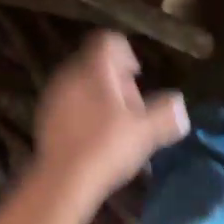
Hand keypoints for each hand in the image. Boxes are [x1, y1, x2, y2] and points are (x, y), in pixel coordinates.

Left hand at [34, 30, 188, 205]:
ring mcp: (53, 97)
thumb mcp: (147, 131)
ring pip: (82, 85)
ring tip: (117, 125)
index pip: (108, 40)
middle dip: (117, 80)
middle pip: (95, 63)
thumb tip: (179, 104)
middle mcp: (70, 76)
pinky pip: (70, 105)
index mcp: (94, 69)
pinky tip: (96, 140)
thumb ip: (167, 113)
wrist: (62, 183)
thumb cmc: (106, 148)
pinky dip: (85, 114)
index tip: (138, 75)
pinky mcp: (44, 119)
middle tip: (133, 106)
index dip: (126, 52)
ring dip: (101, 98)